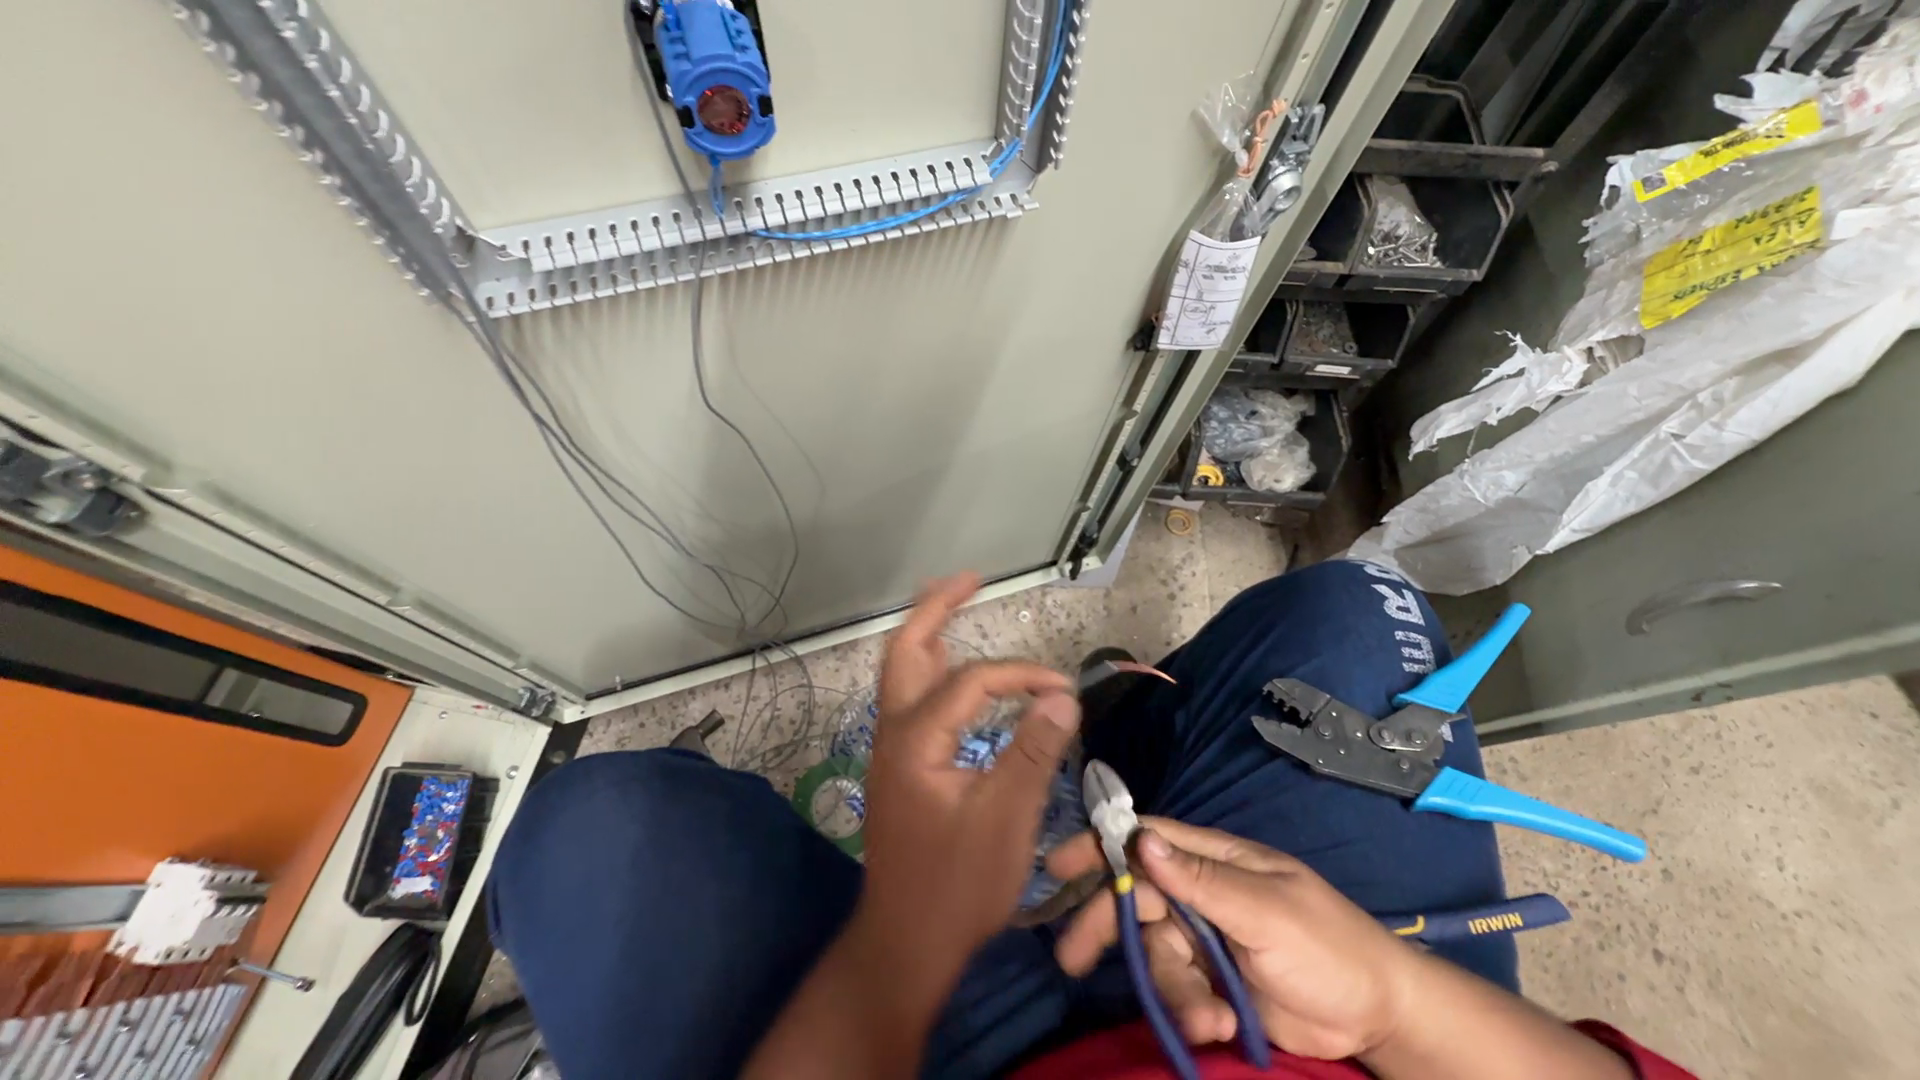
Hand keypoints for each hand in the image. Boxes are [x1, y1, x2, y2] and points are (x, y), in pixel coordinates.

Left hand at [859, 574, 1079, 983]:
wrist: (906, 942)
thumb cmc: (958, 886)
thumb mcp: (1006, 819)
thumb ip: (1033, 751)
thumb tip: (1063, 694)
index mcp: (915, 739)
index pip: (971, 681)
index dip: (1021, 676)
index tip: (1064, 691)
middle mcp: (892, 733)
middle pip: (905, 650)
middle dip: (935, 609)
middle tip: (971, 580)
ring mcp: (890, 751)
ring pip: (901, 674)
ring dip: (929, 636)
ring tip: (959, 606)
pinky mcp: (899, 770)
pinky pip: (911, 701)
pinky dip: (934, 673)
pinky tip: (959, 680)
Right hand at [1048, 818, 1417, 1060]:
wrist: (1376, 1017)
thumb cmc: (1329, 946)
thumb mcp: (1266, 910)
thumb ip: (1201, 880)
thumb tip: (1140, 840)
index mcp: (1216, 860)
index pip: (1146, 841)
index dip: (1101, 847)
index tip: (1058, 867)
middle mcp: (1201, 894)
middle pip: (1134, 899)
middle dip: (1105, 927)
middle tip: (1072, 958)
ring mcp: (1204, 939)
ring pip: (1153, 955)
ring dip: (1172, 990)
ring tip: (1209, 1019)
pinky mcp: (1210, 982)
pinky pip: (1176, 991)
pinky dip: (1192, 1012)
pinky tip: (1222, 1025)